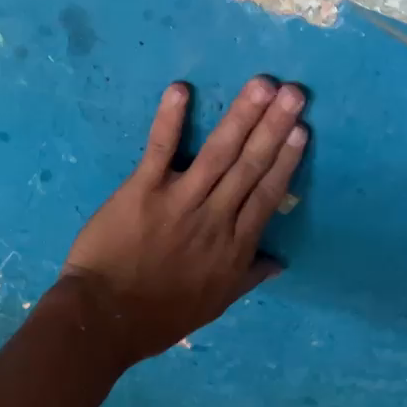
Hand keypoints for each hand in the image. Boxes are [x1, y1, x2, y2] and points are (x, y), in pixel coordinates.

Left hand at [60, 77, 307, 366]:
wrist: (104, 321)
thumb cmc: (158, 315)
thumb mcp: (214, 303)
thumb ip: (247, 276)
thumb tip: (280, 261)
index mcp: (233, 246)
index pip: (267, 194)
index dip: (286, 160)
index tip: (302, 129)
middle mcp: (214, 218)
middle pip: (249, 165)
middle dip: (273, 127)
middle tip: (294, 92)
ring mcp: (179, 201)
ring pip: (217, 153)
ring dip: (241, 116)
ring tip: (261, 85)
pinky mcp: (143, 190)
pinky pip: (160, 149)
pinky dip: (170, 119)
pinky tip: (181, 89)